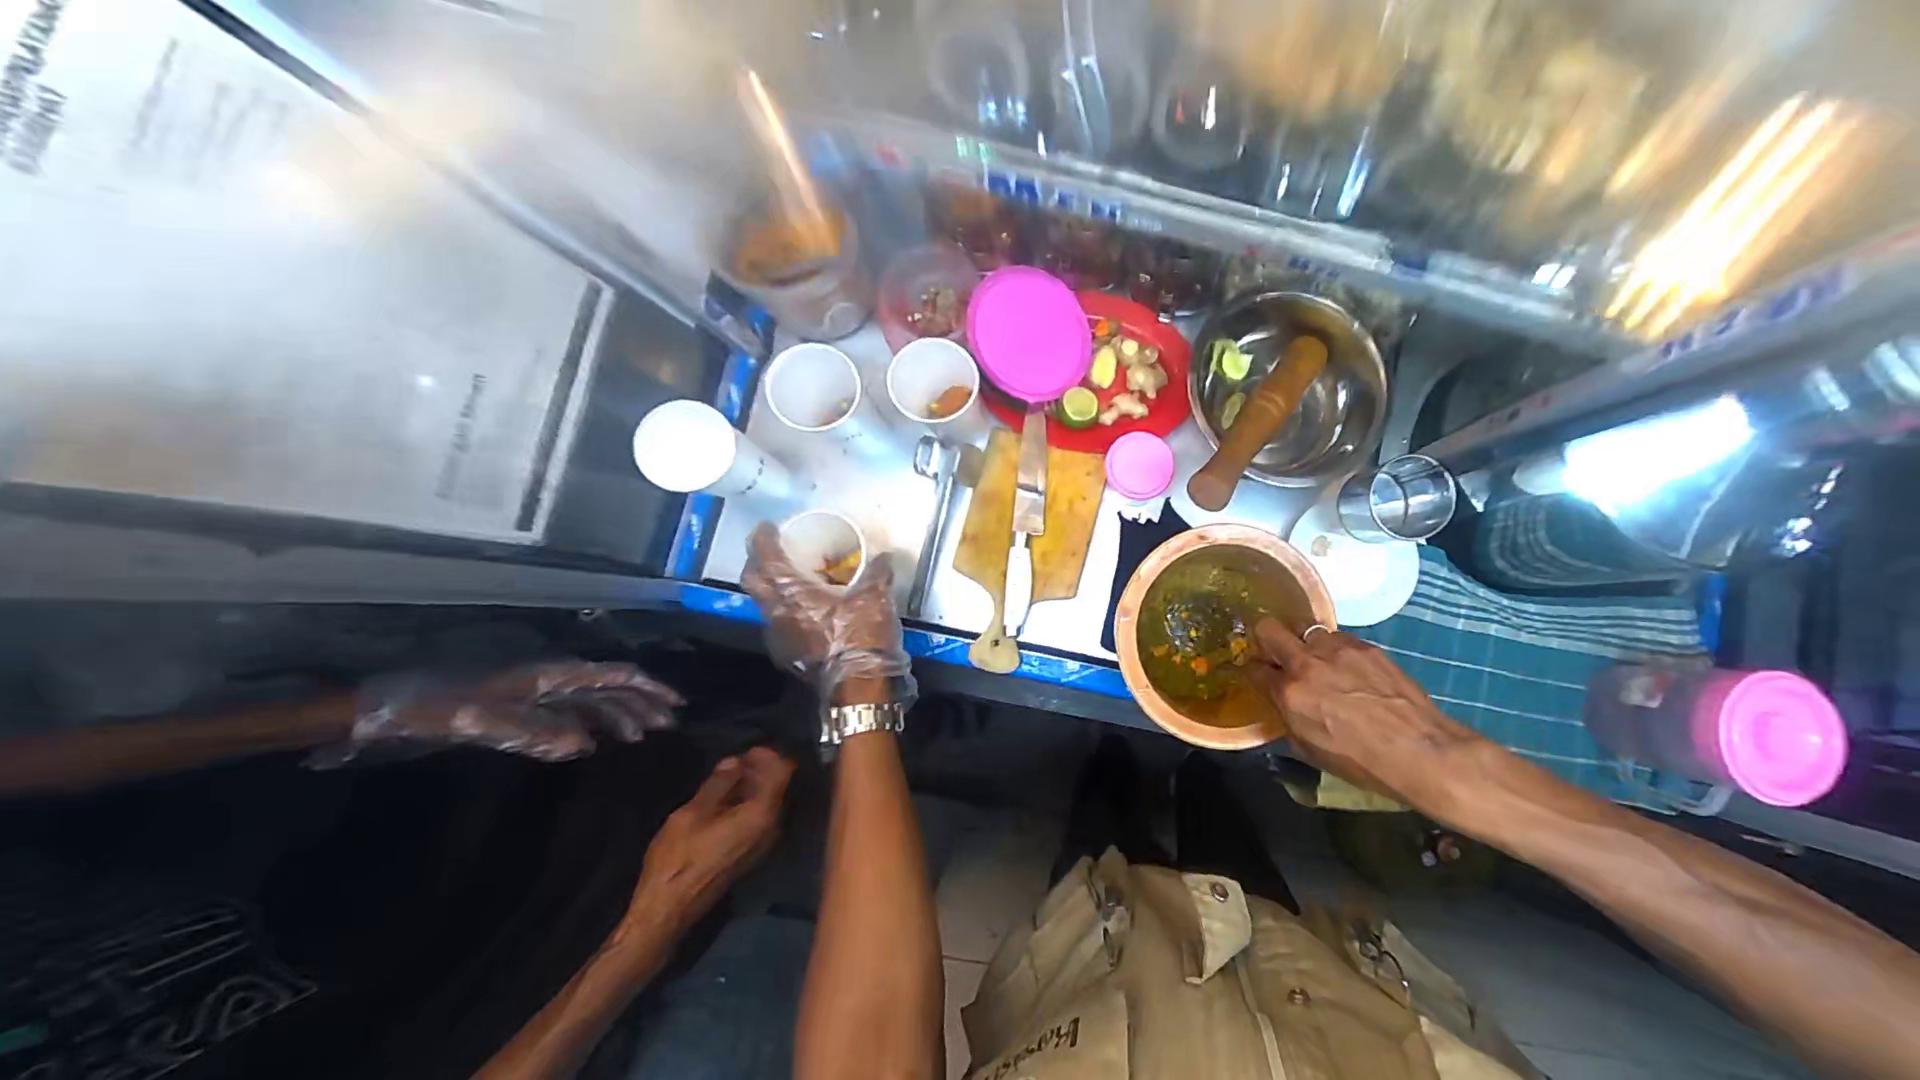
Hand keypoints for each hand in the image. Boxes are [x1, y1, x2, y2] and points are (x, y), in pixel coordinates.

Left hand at [318, 661, 681, 765]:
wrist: (392, 707)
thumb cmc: (439, 706)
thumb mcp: (483, 721)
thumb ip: (536, 733)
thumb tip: (588, 745)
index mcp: (550, 675)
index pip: (613, 676)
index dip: (648, 688)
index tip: (676, 703)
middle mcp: (554, 678)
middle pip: (611, 685)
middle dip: (642, 702)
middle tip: (668, 725)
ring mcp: (540, 691)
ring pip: (595, 699)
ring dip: (621, 714)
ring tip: (642, 735)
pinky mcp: (526, 705)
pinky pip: (572, 712)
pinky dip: (594, 723)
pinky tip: (599, 739)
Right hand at [628, 748, 795, 933]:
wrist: (668, 909)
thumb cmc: (679, 858)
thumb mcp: (694, 813)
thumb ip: (719, 784)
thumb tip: (735, 761)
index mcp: (762, 814)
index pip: (783, 771)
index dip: (769, 755)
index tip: (746, 750)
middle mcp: (772, 827)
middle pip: (780, 786)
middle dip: (762, 768)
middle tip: (736, 760)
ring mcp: (764, 843)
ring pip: (770, 802)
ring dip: (755, 785)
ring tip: (730, 775)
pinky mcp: (752, 853)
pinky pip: (761, 817)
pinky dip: (750, 802)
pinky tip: (727, 799)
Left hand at [740, 522, 913, 702]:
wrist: (857, 689)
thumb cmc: (860, 637)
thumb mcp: (875, 597)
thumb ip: (877, 571)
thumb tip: (884, 556)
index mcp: (790, 593)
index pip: (764, 558)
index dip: (762, 539)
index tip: (767, 527)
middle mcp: (775, 613)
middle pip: (753, 580)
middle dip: (759, 561)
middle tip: (774, 551)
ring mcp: (778, 637)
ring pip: (765, 604)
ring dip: (773, 589)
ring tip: (795, 580)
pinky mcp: (787, 655)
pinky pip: (778, 624)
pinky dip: (787, 611)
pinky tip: (808, 611)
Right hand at [1252, 619, 1481, 806]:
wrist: (1419, 751)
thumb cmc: (1360, 761)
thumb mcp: (1308, 748)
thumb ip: (1286, 717)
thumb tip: (1282, 704)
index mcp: (1288, 693)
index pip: (1253, 669)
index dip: (1254, 672)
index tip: (1260, 676)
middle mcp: (1306, 663)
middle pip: (1267, 628)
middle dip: (1265, 638)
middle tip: (1276, 652)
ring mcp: (1336, 650)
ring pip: (1306, 629)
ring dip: (1306, 644)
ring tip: (1320, 661)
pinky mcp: (1365, 646)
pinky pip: (1338, 638)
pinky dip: (1336, 650)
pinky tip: (1349, 668)